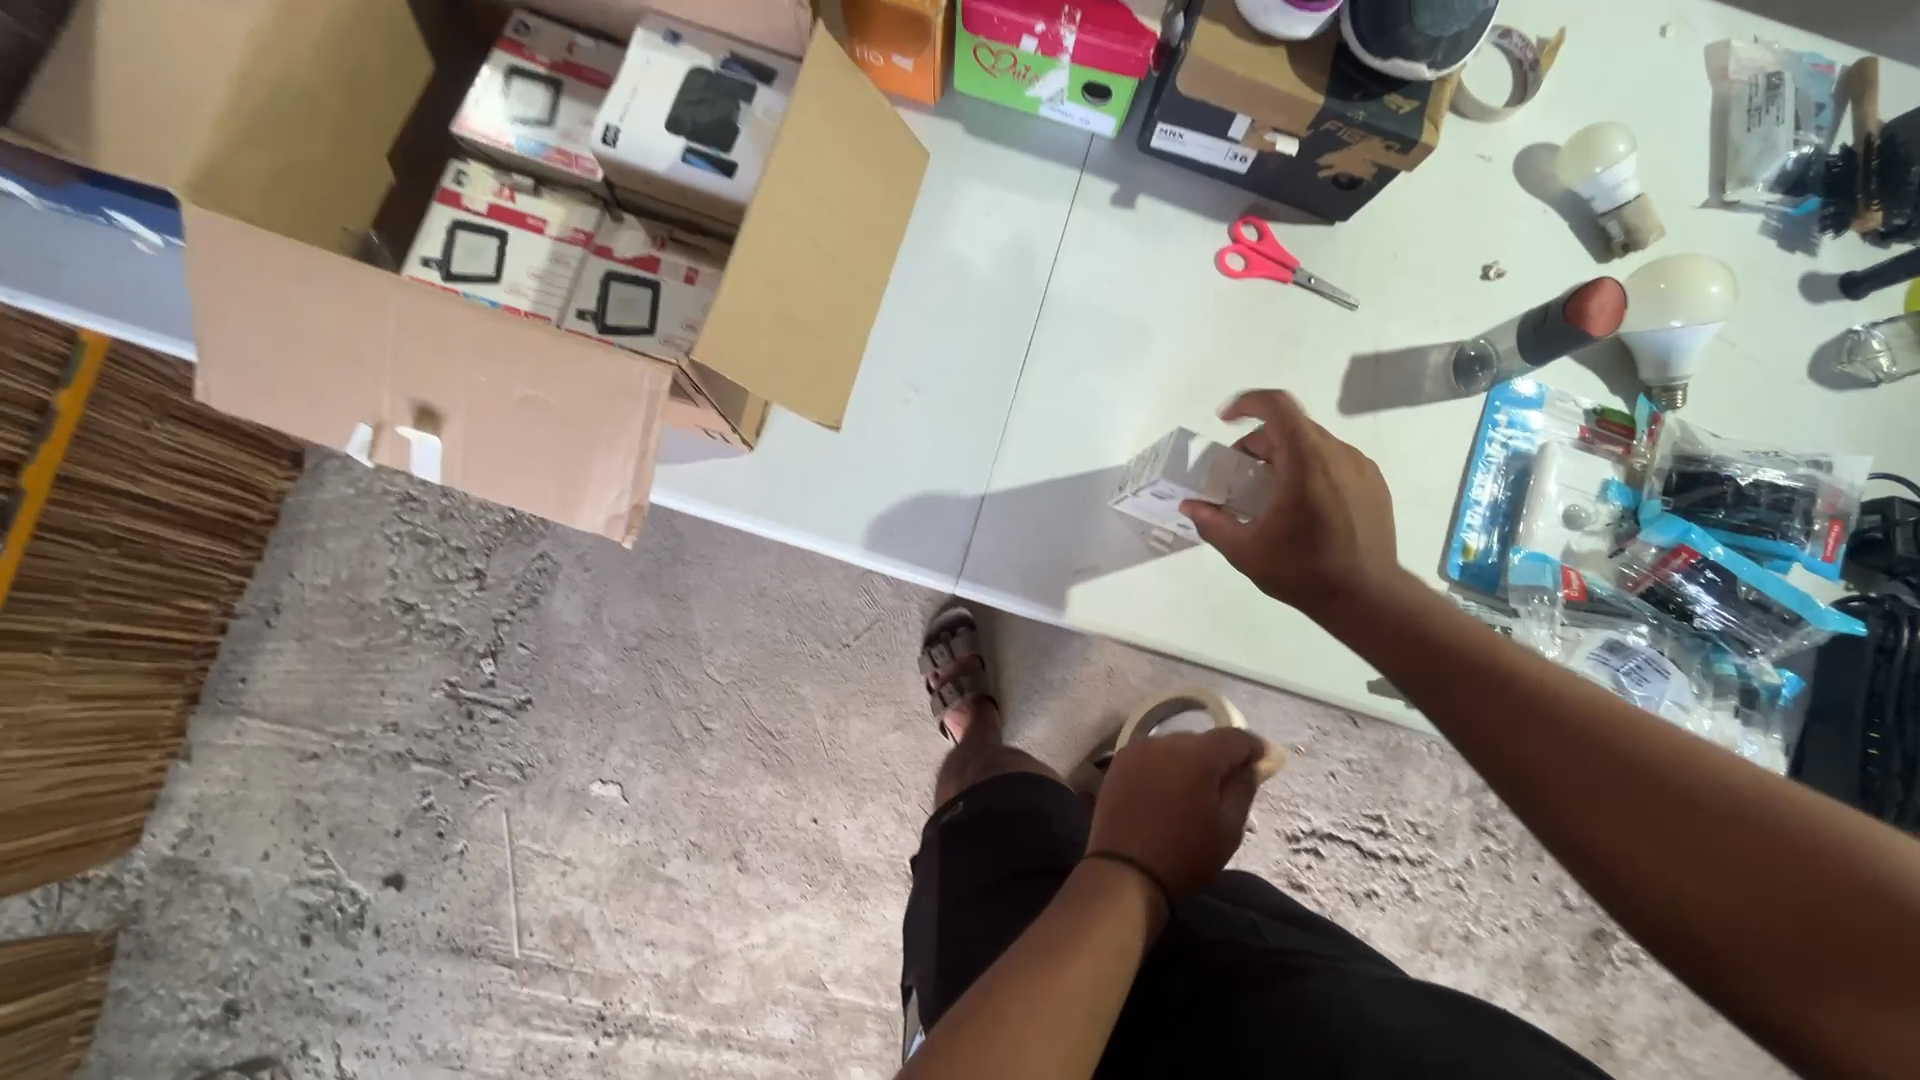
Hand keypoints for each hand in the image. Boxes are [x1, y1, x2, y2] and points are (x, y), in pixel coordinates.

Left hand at [1086, 728, 1281, 901]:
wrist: (1124, 872)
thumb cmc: (1184, 854)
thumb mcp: (1228, 827)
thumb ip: (1244, 786)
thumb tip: (1257, 762)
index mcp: (1196, 755)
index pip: (1234, 737)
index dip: (1255, 748)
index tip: (1267, 763)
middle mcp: (1164, 742)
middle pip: (1204, 741)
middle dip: (1221, 758)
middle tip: (1230, 786)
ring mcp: (1137, 749)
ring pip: (1177, 747)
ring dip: (1192, 762)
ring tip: (1196, 792)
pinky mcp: (1119, 763)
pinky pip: (1153, 756)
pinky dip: (1167, 767)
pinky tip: (1169, 791)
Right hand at [1181, 390, 1401, 618]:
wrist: (1368, 599)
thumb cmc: (1303, 572)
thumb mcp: (1245, 551)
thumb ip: (1212, 522)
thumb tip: (1191, 506)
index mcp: (1306, 462)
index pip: (1277, 406)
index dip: (1246, 403)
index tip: (1224, 421)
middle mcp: (1338, 455)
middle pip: (1291, 427)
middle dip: (1258, 441)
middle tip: (1239, 475)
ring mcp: (1361, 467)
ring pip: (1313, 444)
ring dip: (1284, 456)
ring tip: (1270, 494)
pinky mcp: (1374, 483)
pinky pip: (1334, 462)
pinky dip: (1310, 470)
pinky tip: (1301, 507)